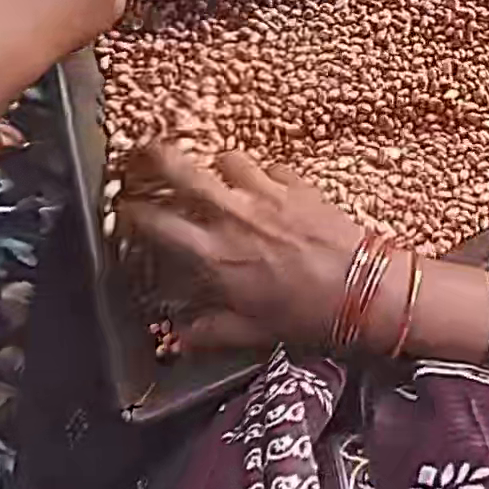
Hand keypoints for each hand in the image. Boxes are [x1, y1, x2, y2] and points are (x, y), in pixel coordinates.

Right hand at [119, 143, 488, 362]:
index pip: (155, 222)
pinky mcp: (295, 182)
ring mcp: (264, 192)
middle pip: (179, 169)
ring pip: (225, 159)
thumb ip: (209, 331)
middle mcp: (232, 215)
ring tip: (222, 180)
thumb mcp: (251, 331)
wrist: (363, 288)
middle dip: (153, 156)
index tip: (125, 208)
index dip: (133, 211)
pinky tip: (270, 190)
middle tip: (143, 153)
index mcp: (213, 254)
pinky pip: (268, 166)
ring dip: (218, 168)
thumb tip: (179, 335)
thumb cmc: (305, 315)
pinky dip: (263, 176)